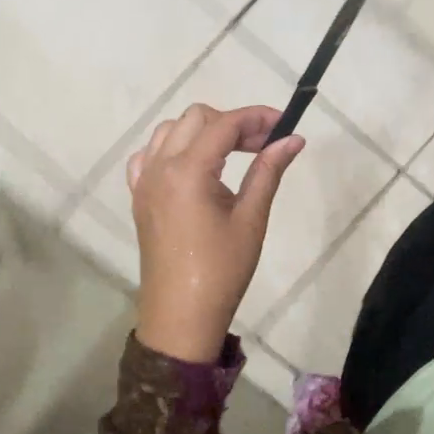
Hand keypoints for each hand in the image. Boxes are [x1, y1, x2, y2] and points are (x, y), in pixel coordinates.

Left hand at [128, 104, 304, 362]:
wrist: (181, 316)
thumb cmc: (222, 268)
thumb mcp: (252, 217)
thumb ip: (269, 170)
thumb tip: (293, 138)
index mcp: (188, 171)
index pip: (225, 124)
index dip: (258, 117)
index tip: (286, 124)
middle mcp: (160, 168)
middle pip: (196, 117)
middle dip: (233, 122)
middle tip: (264, 144)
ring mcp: (144, 182)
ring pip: (170, 131)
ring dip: (204, 132)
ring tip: (234, 154)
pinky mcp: (140, 198)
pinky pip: (149, 156)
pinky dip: (174, 149)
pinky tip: (196, 167)